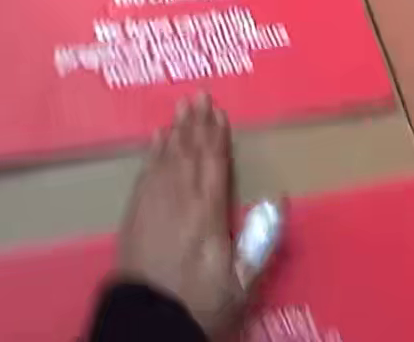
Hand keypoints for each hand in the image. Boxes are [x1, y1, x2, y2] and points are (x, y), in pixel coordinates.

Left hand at [117, 96, 248, 337]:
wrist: (144, 330)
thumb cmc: (199, 304)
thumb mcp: (240, 282)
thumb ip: (262, 239)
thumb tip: (280, 196)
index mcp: (207, 213)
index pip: (214, 164)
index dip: (217, 137)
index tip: (219, 111)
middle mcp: (181, 202)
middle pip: (189, 153)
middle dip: (195, 123)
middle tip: (198, 95)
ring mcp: (154, 208)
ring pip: (167, 159)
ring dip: (176, 131)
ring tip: (181, 107)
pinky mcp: (133, 220)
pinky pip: (145, 177)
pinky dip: (151, 155)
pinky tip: (156, 139)